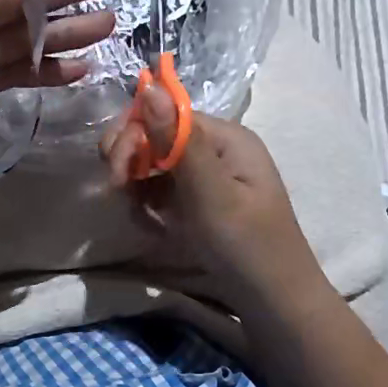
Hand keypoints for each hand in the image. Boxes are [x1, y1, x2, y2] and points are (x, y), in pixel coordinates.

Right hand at [101, 85, 319, 305]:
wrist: (272, 300)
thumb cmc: (246, 246)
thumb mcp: (211, 194)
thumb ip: (180, 141)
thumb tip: (149, 86)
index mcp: (226, 137)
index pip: (164, 115)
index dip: (133, 137)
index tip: (115, 176)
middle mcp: (215, 148)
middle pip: (154, 136)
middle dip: (129, 161)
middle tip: (116, 194)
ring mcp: (204, 176)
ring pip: (150, 164)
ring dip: (134, 188)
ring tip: (141, 219)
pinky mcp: (195, 201)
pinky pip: (158, 190)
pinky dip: (145, 206)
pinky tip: (150, 227)